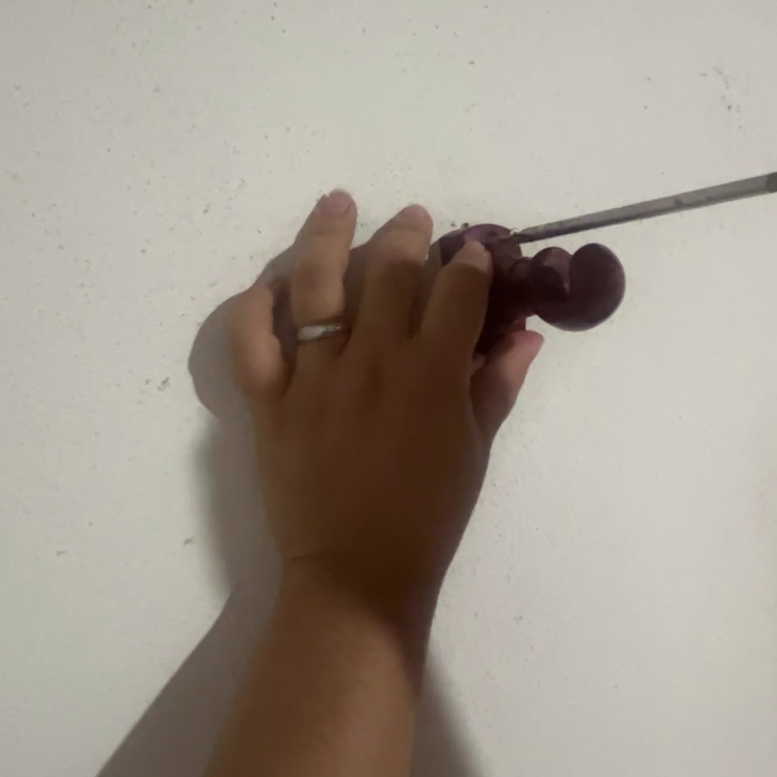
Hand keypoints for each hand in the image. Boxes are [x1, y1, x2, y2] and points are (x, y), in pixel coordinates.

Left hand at [225, 192, 543, 625]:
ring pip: (317, 287)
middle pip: (390, 272)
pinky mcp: (269, 402)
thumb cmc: (427, 517)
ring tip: (337, 201)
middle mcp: (373, 362)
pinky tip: (269, 285)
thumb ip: (498, 387)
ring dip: (328, 236)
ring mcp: (315, 377)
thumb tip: (525, 335)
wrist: (357, 575)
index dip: (469, 261)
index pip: (456, 292)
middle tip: (413, 219)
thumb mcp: (475, 452)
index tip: (472, 250)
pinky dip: (253, 307)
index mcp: (432, 375)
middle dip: (407, 234)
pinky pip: (250, 341)